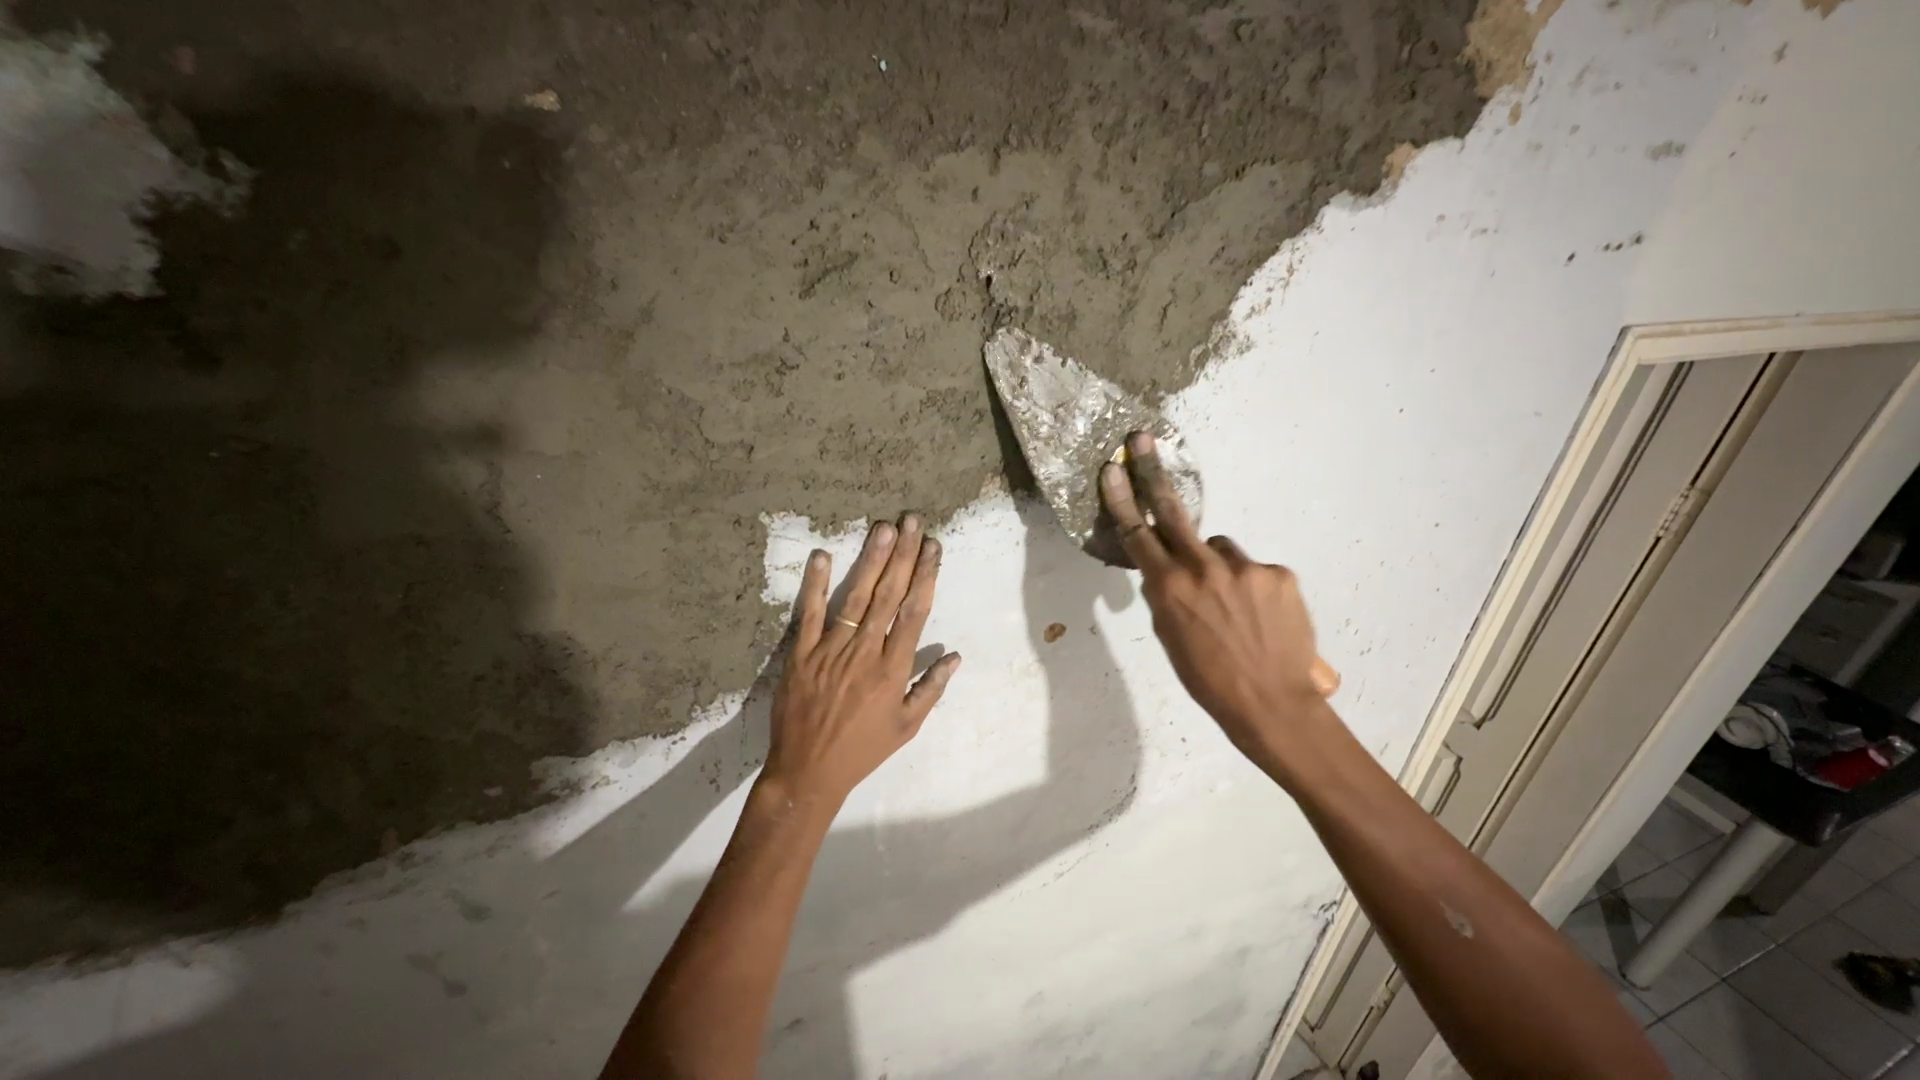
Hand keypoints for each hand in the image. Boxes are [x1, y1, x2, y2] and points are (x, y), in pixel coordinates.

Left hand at [762, 513, 961, 807]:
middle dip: (903, 555)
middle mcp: (865, 652)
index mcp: (893, 669)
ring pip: (856, 597)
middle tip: (912, 522)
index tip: (933, 548)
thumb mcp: (906, 726)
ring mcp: (831, 650)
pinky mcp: (801, 653)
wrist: (808, 770)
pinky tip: (823, 555)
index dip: (925, 576)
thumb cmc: (862, 750)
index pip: (914, 612)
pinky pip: (809, 613)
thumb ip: (930, 688)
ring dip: (871, 560)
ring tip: (884, 528)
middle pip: (889, 595)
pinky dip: (816, 584)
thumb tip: (955, 655)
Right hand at [1100, 432, 1337, 773]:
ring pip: (1221, 550)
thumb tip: (1167, 571)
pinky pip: (1255, 570)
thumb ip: (1166, 596)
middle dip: (1153, 474)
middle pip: (1174, 511)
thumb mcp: (1170, 638)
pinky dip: (1252, 587)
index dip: (1123, 499)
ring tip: (1232, 606)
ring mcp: (1245, 567)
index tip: (1112, 469)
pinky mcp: (1279, 573)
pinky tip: (1260, 617)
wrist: (1271, 702)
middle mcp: (1204, 567)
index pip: (1138, 534)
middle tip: (1142, 441)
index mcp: (1169, 588)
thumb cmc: (1208, 679)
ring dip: (1218, 566)